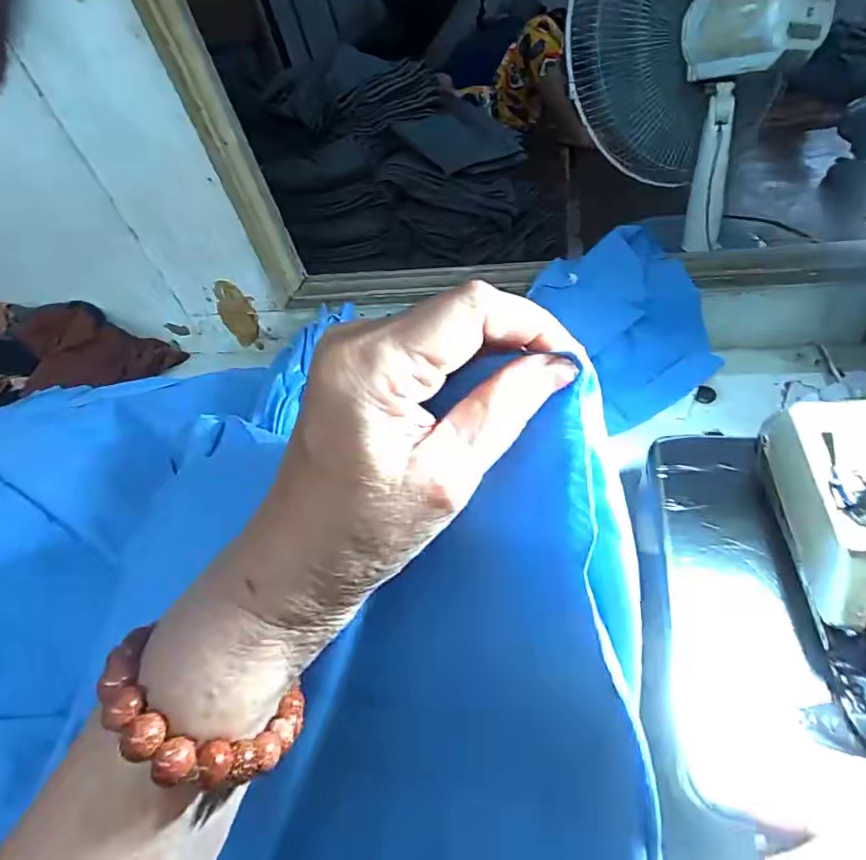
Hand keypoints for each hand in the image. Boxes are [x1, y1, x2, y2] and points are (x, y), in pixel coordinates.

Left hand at [137, 282, 581, 738]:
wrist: (296, 559)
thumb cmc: (366, 533)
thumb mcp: (448, 477)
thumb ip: (504, 408)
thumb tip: (559, 364)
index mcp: (373, 361)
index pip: (470, 306)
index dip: (530, 323)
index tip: (569, 362)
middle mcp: (356, 336)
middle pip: (456, 309)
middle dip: (514, 335)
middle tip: (556, 376)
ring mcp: (350, 345)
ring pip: (443, 321)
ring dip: (491, 346)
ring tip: (529, 383)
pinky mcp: (353, 360)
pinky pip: (422, 340)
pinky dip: (462, 358)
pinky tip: (485, 387)